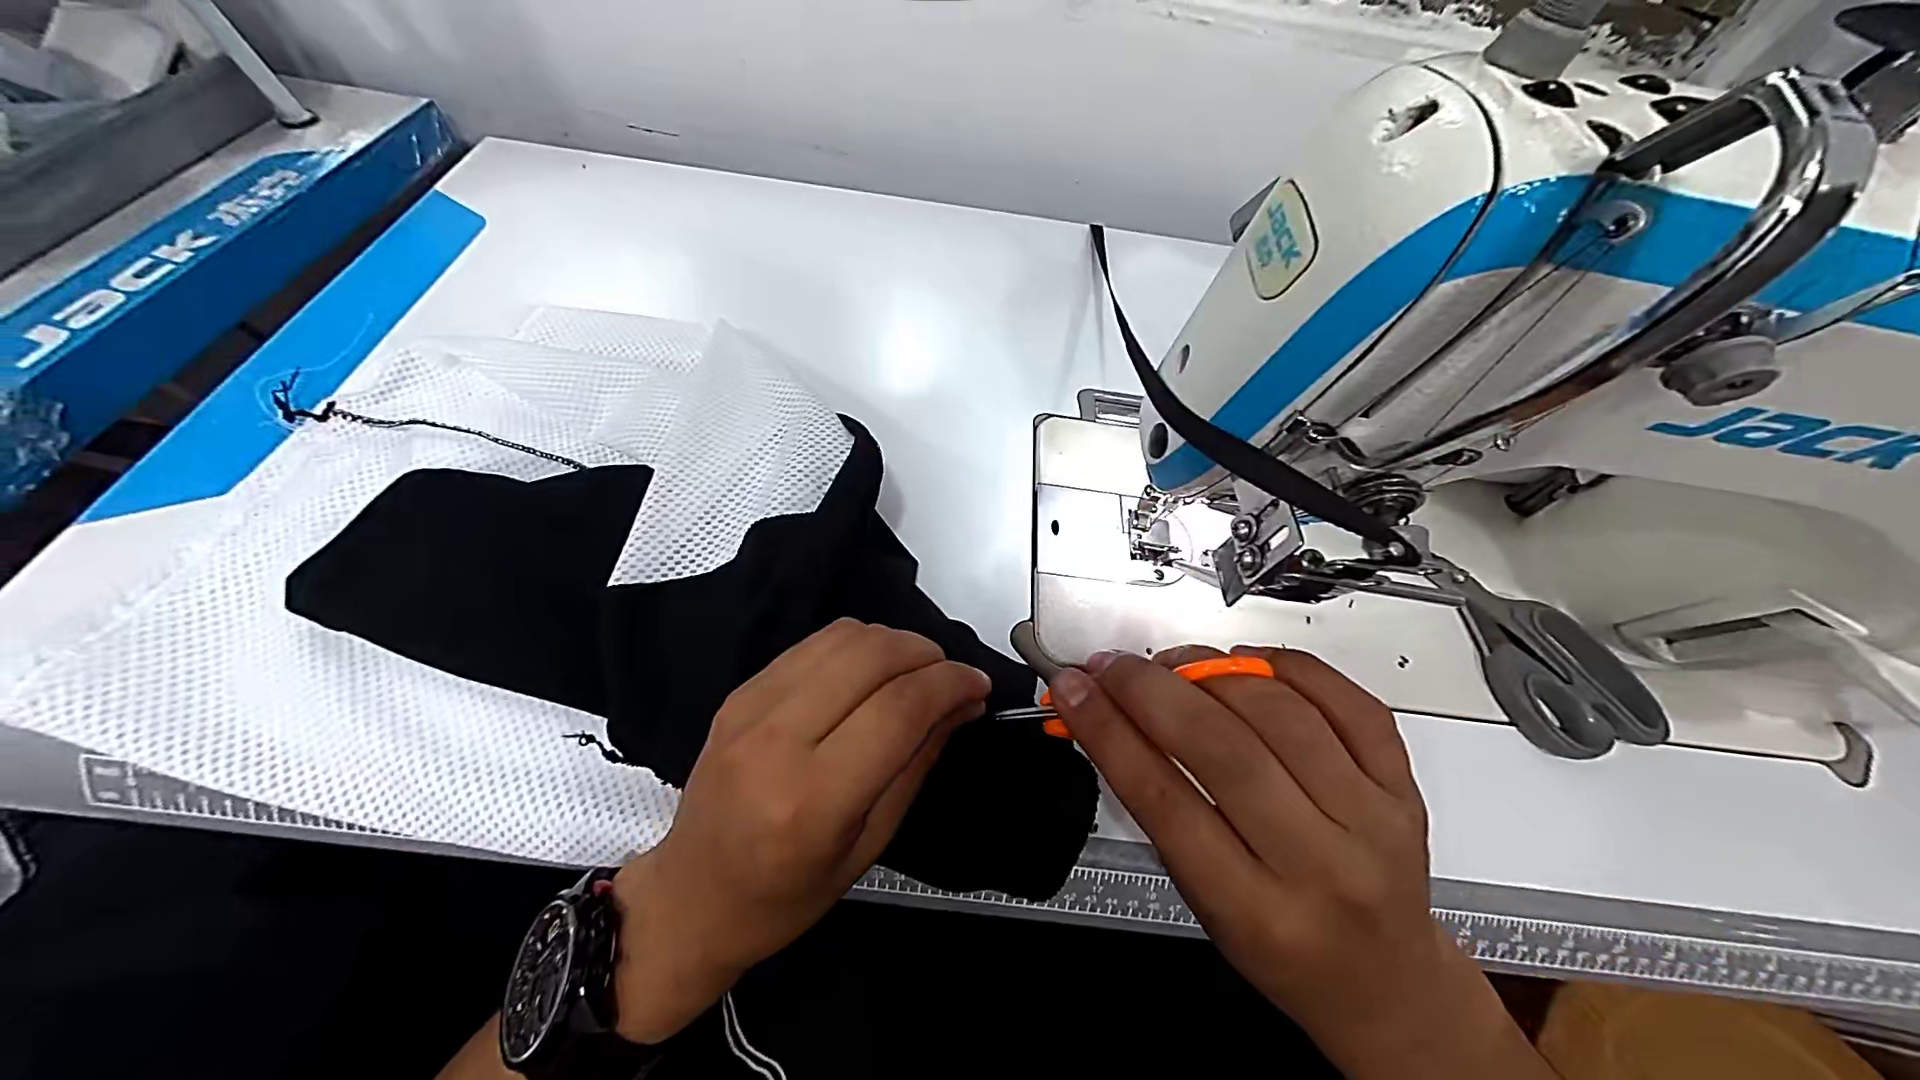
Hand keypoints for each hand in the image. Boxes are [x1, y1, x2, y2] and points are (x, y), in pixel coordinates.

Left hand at [606, 619, 989, 1043]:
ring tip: (916, 670)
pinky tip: (871, 670)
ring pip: (843, 636)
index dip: (950, 683)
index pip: (899, 708)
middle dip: (927, 653)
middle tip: (951, 676)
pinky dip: (856, 645)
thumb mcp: (868, 846)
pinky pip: (813, 643)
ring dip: (894, 641)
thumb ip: (918, 763)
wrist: (689, 898)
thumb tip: (962, 704)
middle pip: (872, 656)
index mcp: (812, 798)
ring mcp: (750, 708)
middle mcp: (776, 740)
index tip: (978, 684)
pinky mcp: (739, 692)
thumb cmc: (783, 896)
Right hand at [1047, 646, 1552, 1079]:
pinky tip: (1248, 661)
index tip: (1075, 691)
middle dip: (1150, 690)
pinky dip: (1287, 666)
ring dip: (1210, 671)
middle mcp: (1321, 865)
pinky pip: (1349, 702)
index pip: (1165, 799)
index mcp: (1255, 909)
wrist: (1380, 979)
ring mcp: (1372, 820)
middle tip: (1113, 668)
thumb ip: (1155, 806)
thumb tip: (1107, 720)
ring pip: (1280, 714)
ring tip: (1174, 664)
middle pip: (1222, 748)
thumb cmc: (1281, 945)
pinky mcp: (1403, 788)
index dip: (1108, 731)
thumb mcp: (1200, 896)